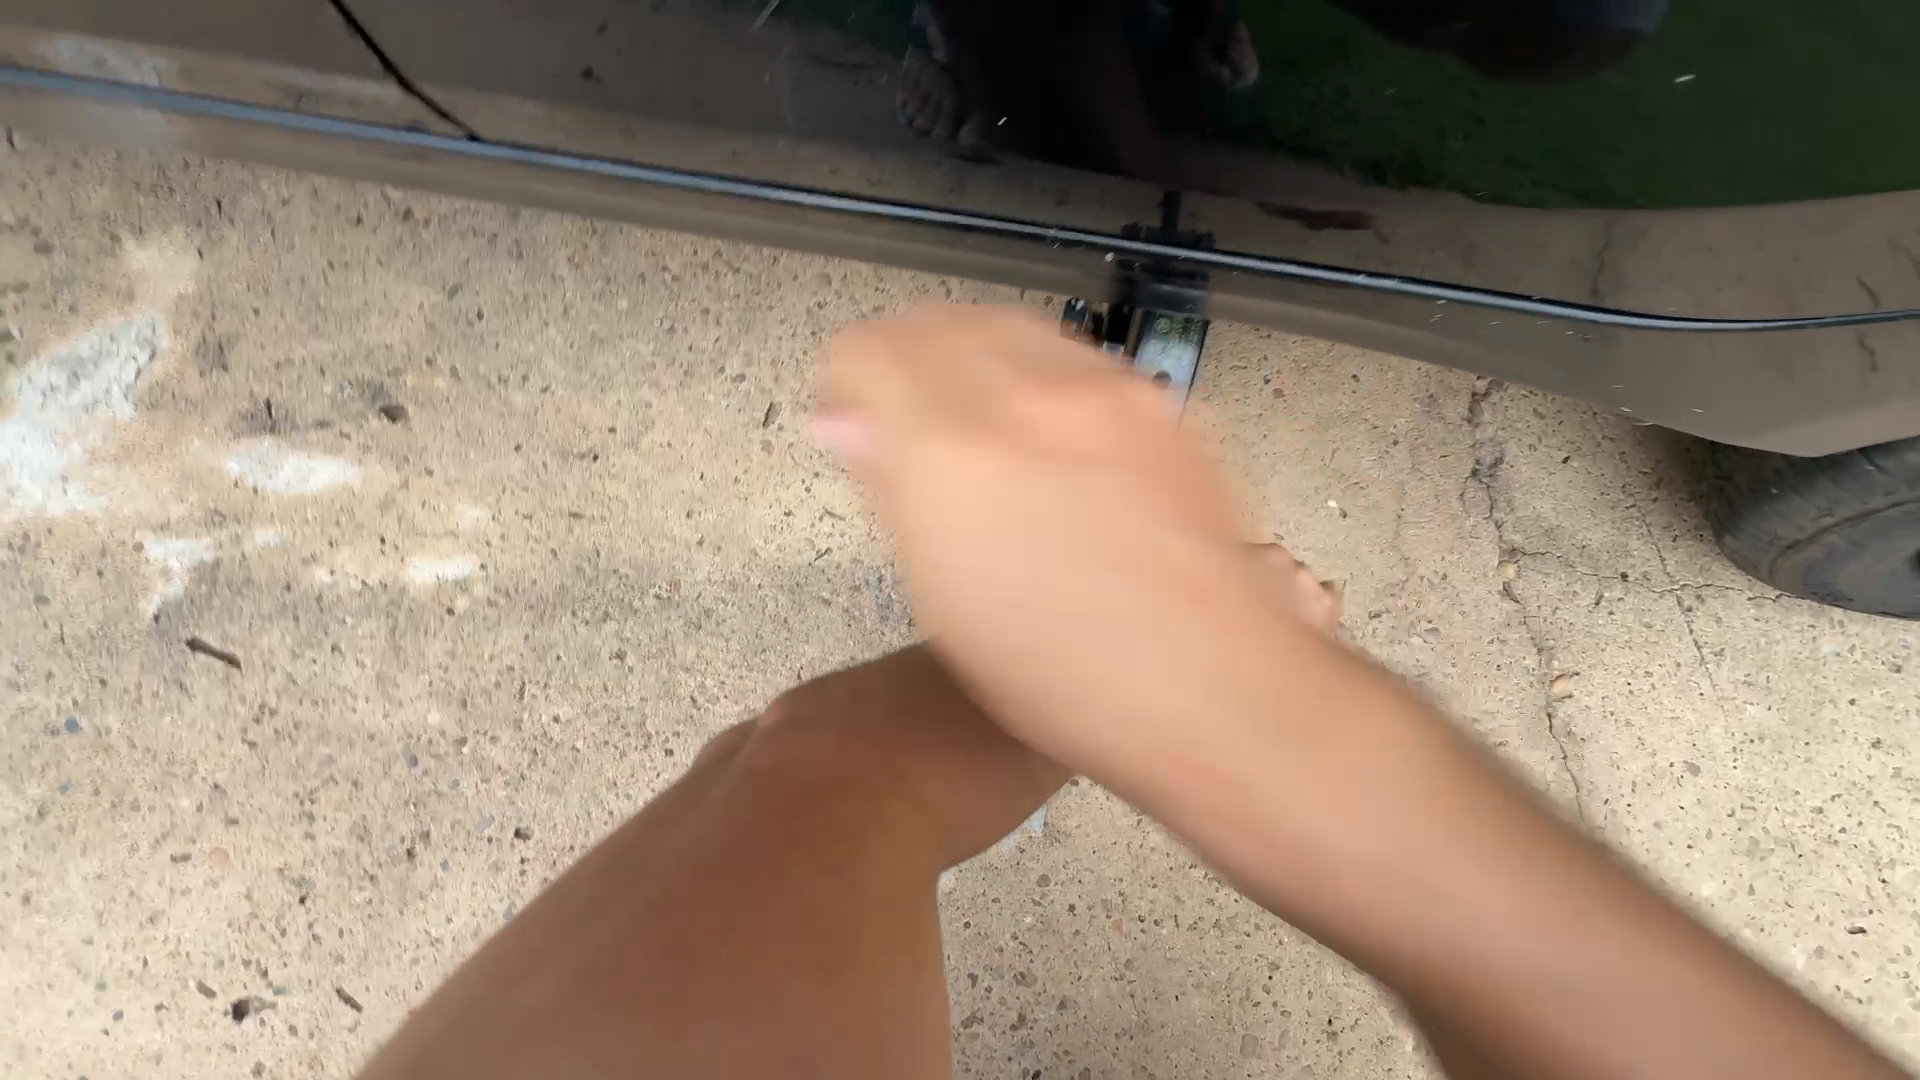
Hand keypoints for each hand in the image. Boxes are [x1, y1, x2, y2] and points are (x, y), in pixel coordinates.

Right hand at [818, 305, 1329, 780]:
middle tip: (902, 417)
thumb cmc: (1055, 670)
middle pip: (931, 322)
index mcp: (949, 454)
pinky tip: (1037, 421)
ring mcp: (1098, 389)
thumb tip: (841, 420)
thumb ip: (889, 486)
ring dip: (964, 354)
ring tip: (969, 417)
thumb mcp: (942, 598)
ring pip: (1000, 322)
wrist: (1206, 679)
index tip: (856, 423)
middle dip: (901, 357)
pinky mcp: (1154, 398)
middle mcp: (1022, 397)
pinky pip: (1066, 351)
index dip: (848, 382)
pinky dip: (1029, 367)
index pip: (867, 351)